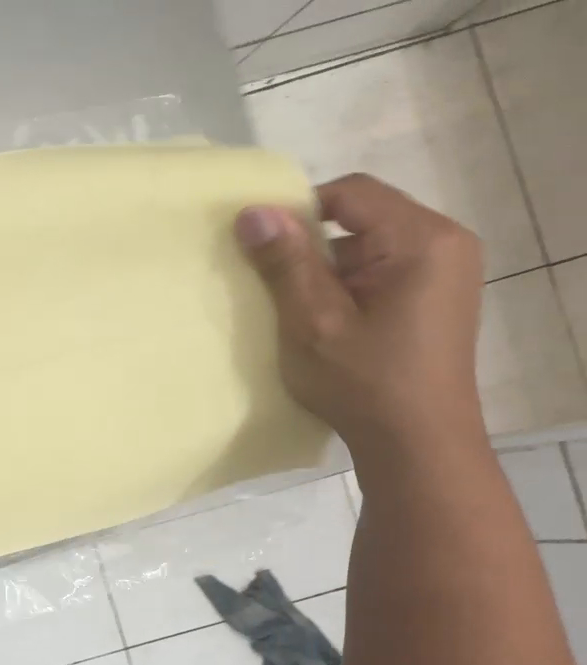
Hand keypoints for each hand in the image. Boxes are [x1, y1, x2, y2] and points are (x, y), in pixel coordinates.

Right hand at [236, 173, 485, 451]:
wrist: (415, 436)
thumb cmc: (362, 379)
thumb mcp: (312, 321)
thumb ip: (286, 263)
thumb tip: (253, 211)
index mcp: (421, 240)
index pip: (352, 193)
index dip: (298, 209)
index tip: (256, 245)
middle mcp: (444, 242)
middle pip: (363, 216)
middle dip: (310, 243)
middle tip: (266, 281)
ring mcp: (445, 269)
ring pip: (368, 245)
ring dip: (324, 268)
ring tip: (291, 306)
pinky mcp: (435, 294)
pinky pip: (382, 269)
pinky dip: (344, 284)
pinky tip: (322, 318)